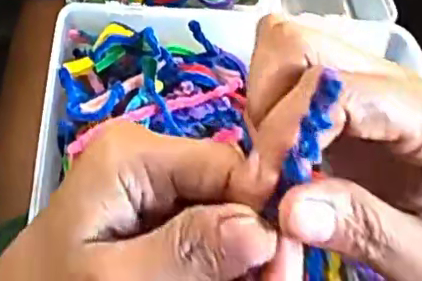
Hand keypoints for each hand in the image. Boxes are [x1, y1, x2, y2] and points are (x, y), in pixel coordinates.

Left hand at [0, 122, 278, 280]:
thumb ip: (187, 253)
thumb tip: (262, 226)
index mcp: (133, 152)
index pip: (227, 163)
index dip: (266, 213)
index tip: (287, 272)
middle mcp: (147, 158)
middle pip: (230, 192)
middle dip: (257, 245)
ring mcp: (150, 187)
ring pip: (224, 218)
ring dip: (242, 262)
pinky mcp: (152, 217)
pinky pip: (203, 234)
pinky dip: (220, 266)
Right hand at [236, 15, 421, 280]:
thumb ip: (371, 233)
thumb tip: (287, 205)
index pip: (335, 86)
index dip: (289, 126)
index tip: (266, 188)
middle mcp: (392, 84)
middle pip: (300, 41)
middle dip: (266, 99)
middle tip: (263, 173)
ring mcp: (363, 91)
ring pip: (283, 49)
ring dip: (261, 101)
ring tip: (270, 169)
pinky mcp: (340, 111)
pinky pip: (283, 82)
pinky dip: (265, 116)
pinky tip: (278, 168)